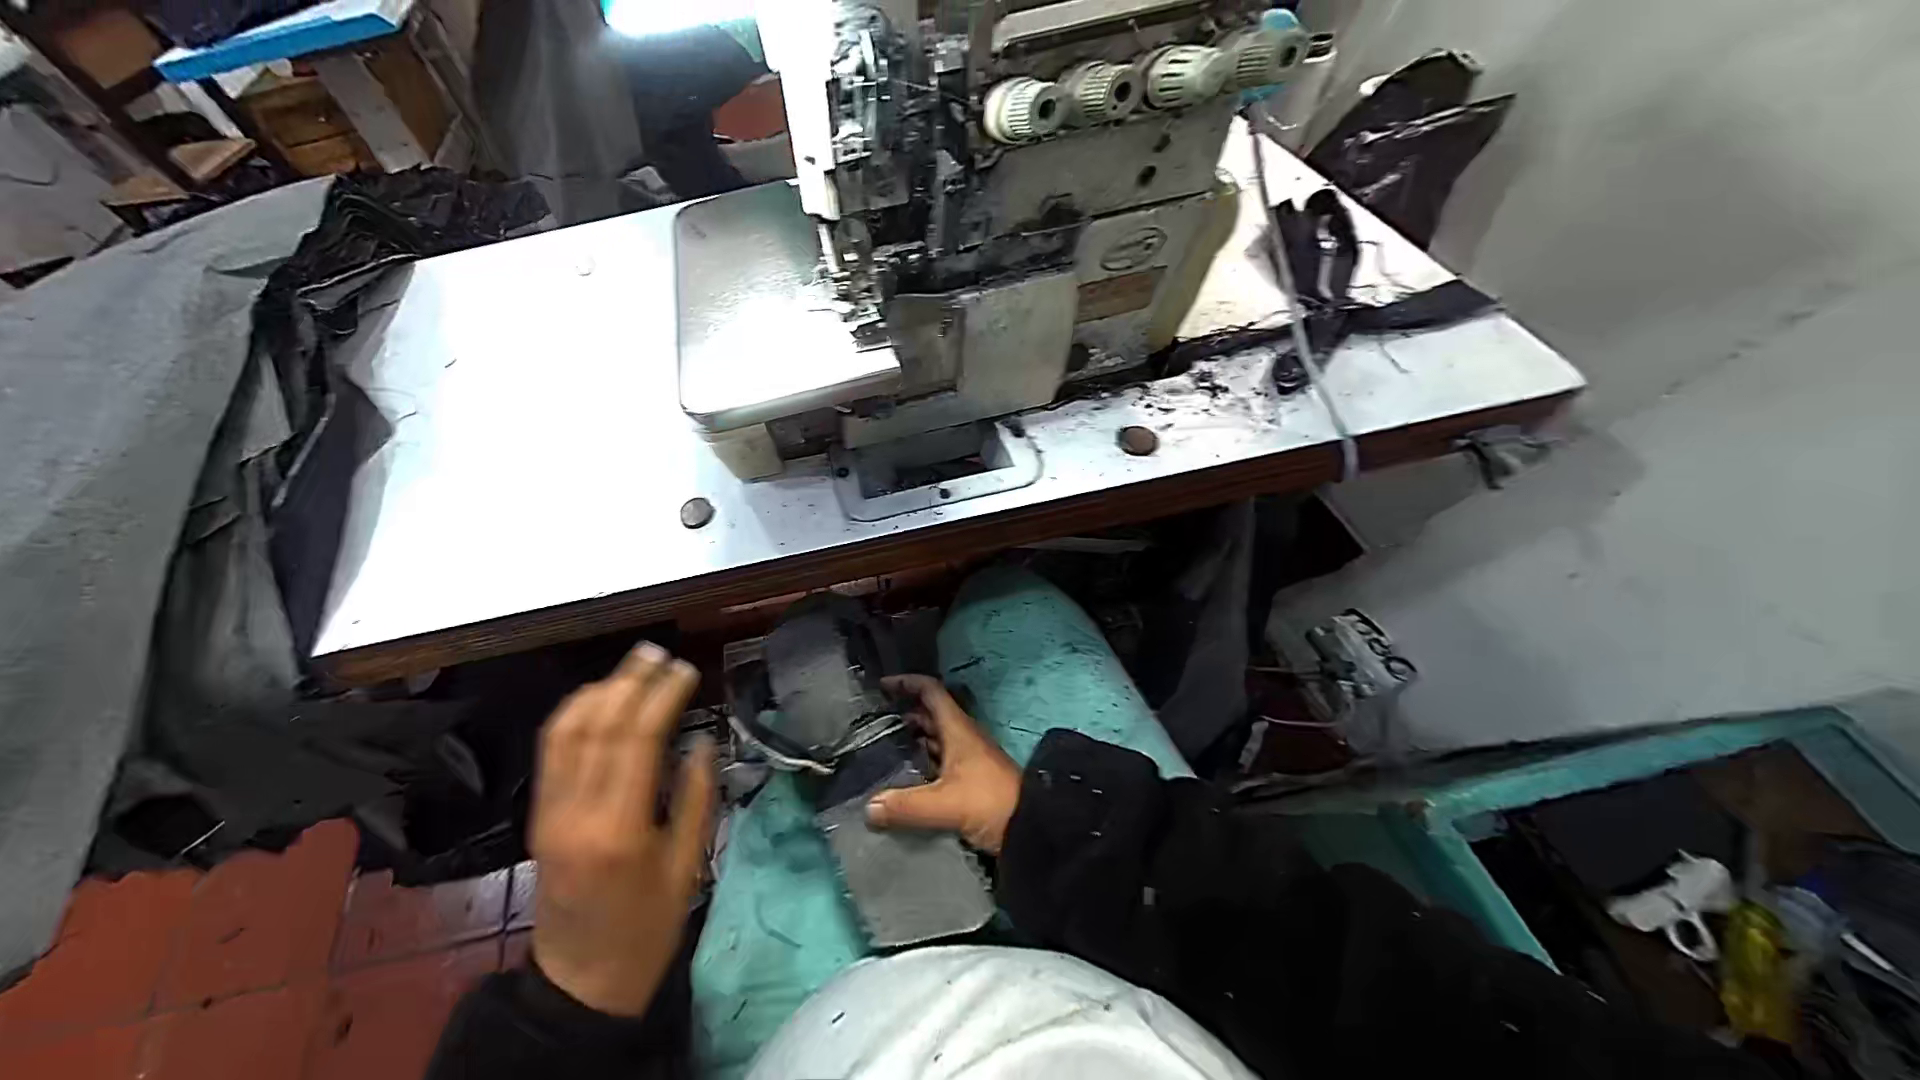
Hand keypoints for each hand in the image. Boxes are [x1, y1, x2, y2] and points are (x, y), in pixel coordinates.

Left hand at [529, 643, 715, 1016]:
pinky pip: (552, 751)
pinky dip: (575, 714)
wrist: (580, 979)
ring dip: (599, 690)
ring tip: (632, 665)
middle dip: (629, 680)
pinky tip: (600, 698)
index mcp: (619, 827)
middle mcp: (575, 812)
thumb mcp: (688, 864)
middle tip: (658, 653)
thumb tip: (702, 739)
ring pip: (565, 732)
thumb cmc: (647, 926)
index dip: (662, 695)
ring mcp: (548, 812)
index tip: (685, 669)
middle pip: (598, 726)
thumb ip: (697, 797)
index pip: (637, 740)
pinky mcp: (538, 815)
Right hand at [866, 674, 1021, 854]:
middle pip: (929, 714)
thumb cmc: (990, 802)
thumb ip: (906, 806)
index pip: (931, 691)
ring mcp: (967, 757)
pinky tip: (903, 776)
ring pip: (934, 738)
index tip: (883, 686)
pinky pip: (938, 761)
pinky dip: (920, 761)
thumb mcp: (945, 805)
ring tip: (882, 747)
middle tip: (874, 721)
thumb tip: (868, 807)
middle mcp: (962, 737)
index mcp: (958, 729)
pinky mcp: (969, 778)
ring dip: (911, 738)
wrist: (1033, 826)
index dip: (907, 683)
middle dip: (903, 712)